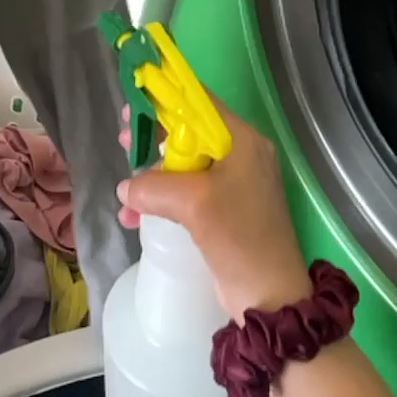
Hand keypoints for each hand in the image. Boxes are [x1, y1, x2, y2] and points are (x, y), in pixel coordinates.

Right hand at [118, 98, 313, 319]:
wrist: (270, 297)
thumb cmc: (239, 237)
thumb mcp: (193, 203)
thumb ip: (153, 187)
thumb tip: (126, 189)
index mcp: (242, 139)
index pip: (199, 102)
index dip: (164, 99)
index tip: (133, 107)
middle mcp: (240, 153)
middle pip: (189, 130)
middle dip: (153, 137)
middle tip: (126, 142)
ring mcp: (234, 182)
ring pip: (185, 163)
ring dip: (153, 173)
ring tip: (127, 186)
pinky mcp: (226, 209)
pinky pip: (188, 191)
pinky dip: (163, 198)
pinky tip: (135, 216)